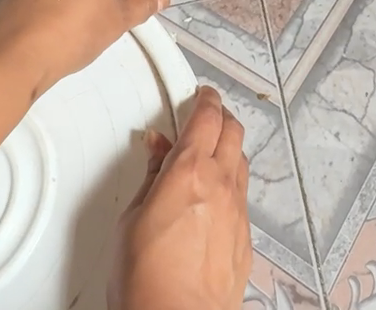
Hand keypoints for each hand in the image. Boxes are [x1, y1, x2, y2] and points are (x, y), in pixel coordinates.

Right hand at [111, 86, 251, 309]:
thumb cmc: (146, 281)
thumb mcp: (131, 221)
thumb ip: (150, 177)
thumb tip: (157, 150)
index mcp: (189, 171)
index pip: (207, 116)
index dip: (206, 99)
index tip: (201, 94)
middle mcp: (220, 184)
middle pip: (233, 130)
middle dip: (220, 118)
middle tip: (206, 118)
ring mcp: (236, 211)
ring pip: (240, 161)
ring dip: (227, 149)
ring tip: (208, 156)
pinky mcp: (244, 237)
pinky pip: (241, 196)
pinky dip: (229, 185)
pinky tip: (213, 198)